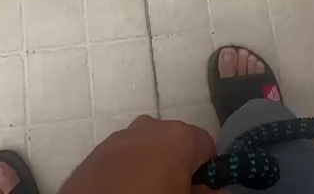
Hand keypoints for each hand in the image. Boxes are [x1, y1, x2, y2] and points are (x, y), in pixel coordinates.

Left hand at [60, 115, 215, 193]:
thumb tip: (215, 191)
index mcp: (177, 135)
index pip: (206, 146)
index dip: (208, 173)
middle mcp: (149, 127)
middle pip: (177, 146)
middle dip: (179, 171)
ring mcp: (121, 137)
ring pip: (149, 152)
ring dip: (153, 172)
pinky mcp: (98, 152)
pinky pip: (125, 159)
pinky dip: (129, 174)